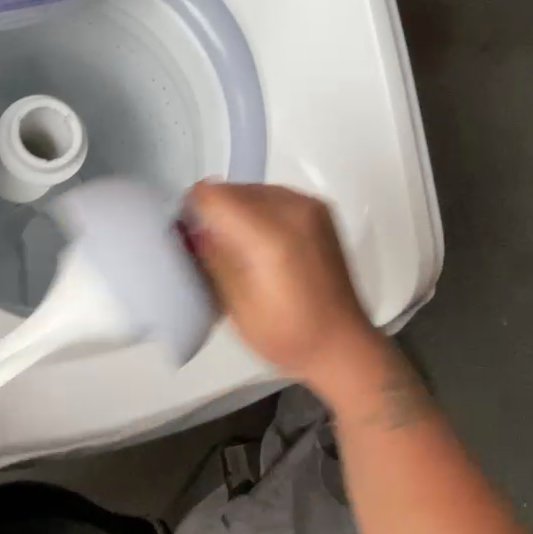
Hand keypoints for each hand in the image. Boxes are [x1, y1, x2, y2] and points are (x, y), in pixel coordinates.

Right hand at [185, 182, 382, 386]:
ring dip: (236, 212)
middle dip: (214, 212)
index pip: (211, 195)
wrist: (342, 344)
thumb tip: (191, 230)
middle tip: (212, 249)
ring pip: (251, 190)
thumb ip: (210, 257)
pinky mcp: (320, 211)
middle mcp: (293, 209)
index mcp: (269, 235)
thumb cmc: (285, 334)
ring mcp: (311, 206)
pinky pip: (272, 196)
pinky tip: (262, 245)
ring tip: (239, 250)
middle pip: (231, 189)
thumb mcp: (234, 303)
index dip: (192, 212)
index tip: (190, 238)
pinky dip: (258, 212)